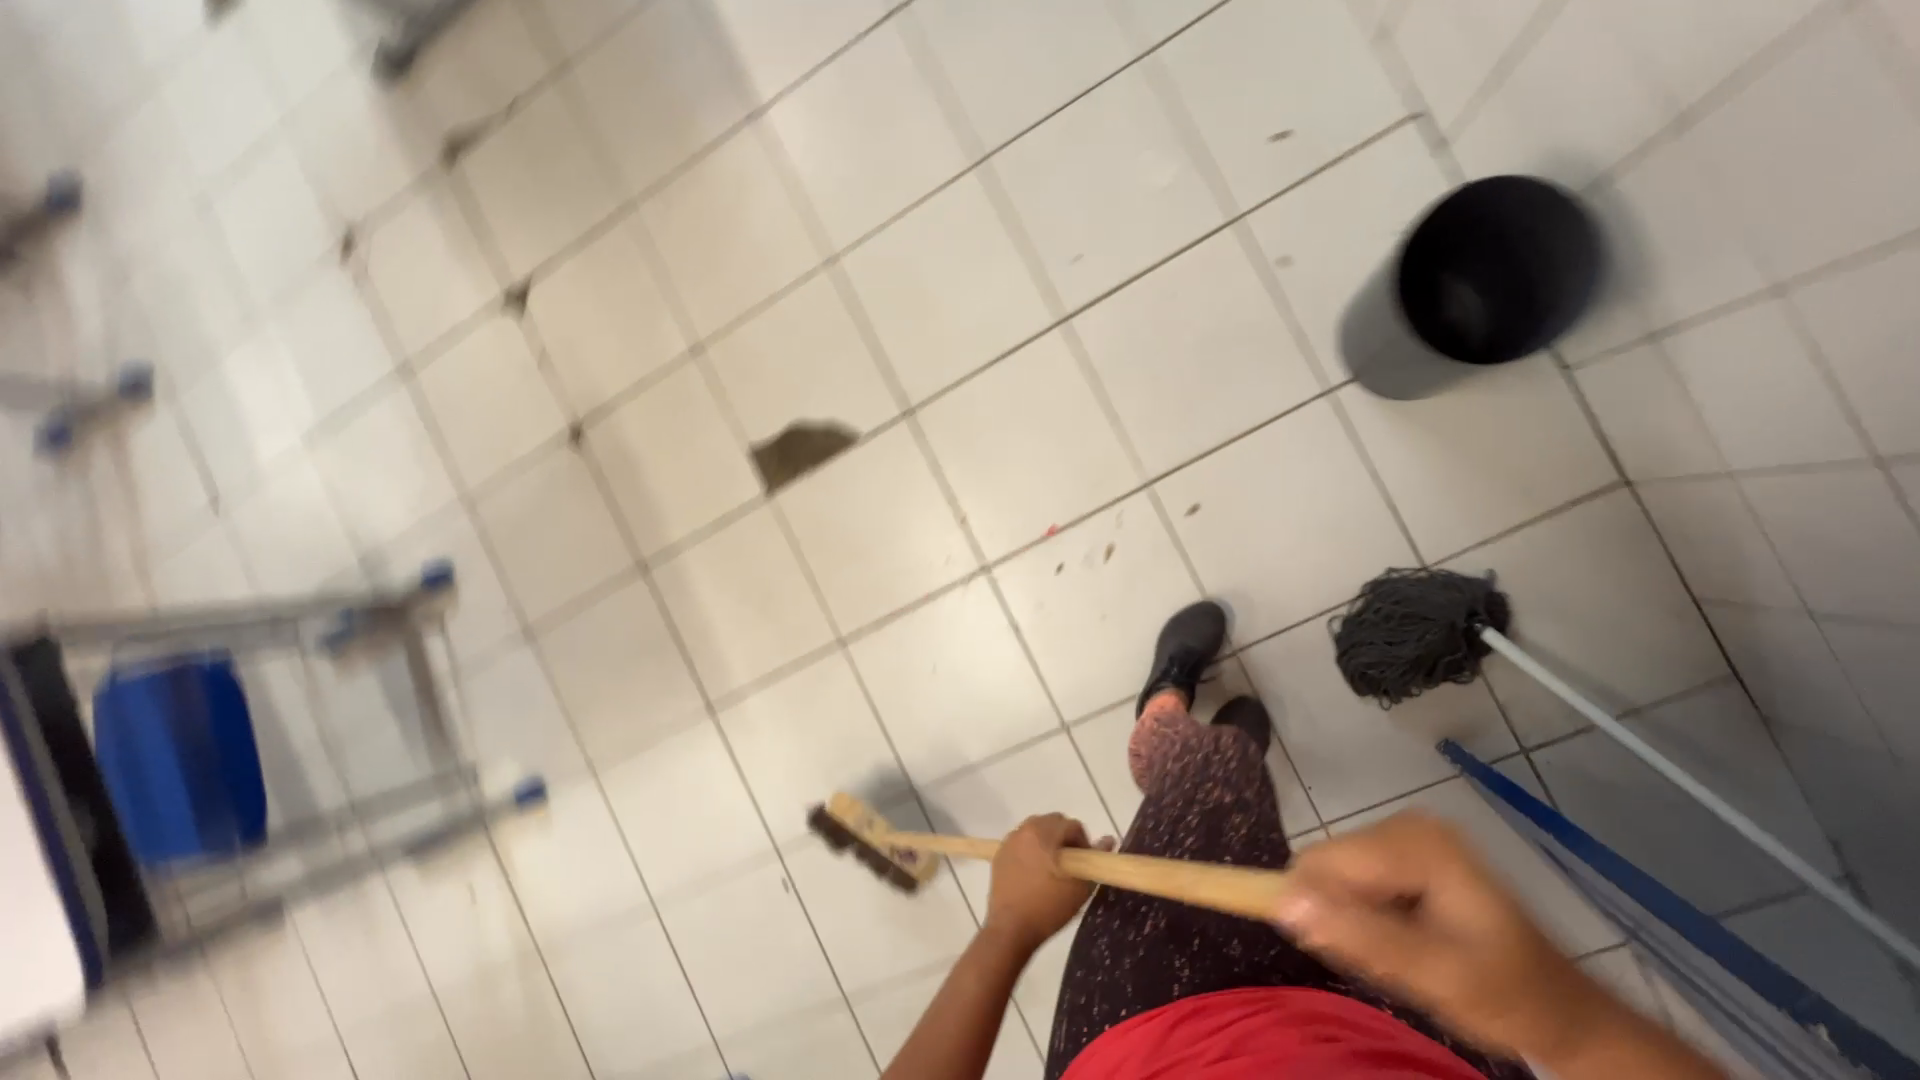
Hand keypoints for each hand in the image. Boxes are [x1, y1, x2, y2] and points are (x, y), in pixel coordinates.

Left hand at [983, 814, 1112, 951]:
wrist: (1011, 929)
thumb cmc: (1049, 908)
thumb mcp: (1080, 886)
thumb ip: (1094, 859)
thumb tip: (1108, 840)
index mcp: (1043, 833)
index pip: (1072, 825)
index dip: (1083, 842)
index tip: (1085, 863)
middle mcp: (1024, 830)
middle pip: (1052, 822)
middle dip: (1065, 837)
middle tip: (1071, 863)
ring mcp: (1008, 842)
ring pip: (1035, 830)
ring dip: (1047, 841)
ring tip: (1053, 868)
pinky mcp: (999, 855)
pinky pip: (1021, 842)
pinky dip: (1031, 849)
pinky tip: (1035, 873)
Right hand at [1272, 812, 1620, 1062]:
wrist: (1561, 1008)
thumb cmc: (1505, 993)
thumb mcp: (1434, 975)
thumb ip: (1359, 937)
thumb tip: (1281, 904)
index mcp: (1416, 843)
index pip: (1320, 863)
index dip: (1318, 910)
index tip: (1347, 954)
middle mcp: (1405, 825)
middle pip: (1325, 865)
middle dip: (1340, 916)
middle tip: (1384, 960)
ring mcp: (1405, 836)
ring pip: (1332, 875)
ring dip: (1351, 919)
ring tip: (1396, 953)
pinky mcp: (1402, 853)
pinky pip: (1350, 879)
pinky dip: (1363, 914)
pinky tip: (1401, 938)